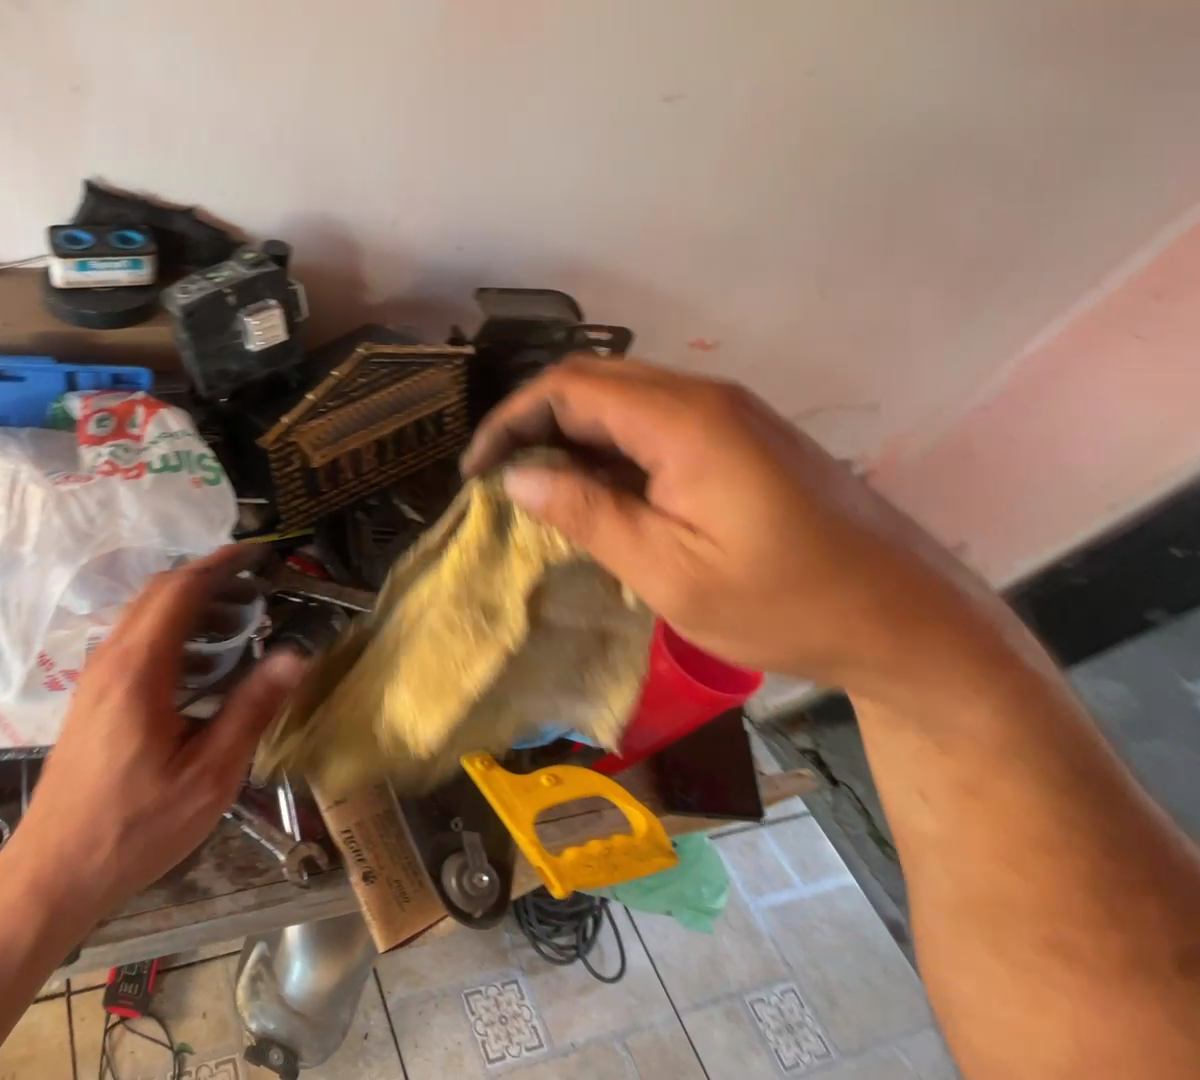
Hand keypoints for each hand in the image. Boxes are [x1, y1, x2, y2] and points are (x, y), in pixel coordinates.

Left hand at [3, 546, 305, 916]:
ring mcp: (94, 677)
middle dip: (207, 579)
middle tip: (256, 588)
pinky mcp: (90, 697)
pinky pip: (131, 641)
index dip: (221, 563)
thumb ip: (251, 710)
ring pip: (141, 616)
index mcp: (138, 669)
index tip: (258, 553)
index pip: (181, 590)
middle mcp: (110, 660)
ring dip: (187, 605)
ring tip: (235, 622)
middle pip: (158, 593)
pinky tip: (197, 665)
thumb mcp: (209, 775)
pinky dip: (168, 631)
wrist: (57, 868)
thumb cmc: (136, 827)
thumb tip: (294, 657)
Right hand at [463, 357, 1010, 694]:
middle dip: (533, 422)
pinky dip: (608, 448)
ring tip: (537, 489)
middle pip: (594, 381)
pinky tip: (596, 492)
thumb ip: (586, 516)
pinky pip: (655, 423)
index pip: (570, 387)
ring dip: (570, 434)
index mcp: (686, 422)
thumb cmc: (784, 604)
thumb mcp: (669, 572)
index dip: (510, 422)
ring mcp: (731, 416)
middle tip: (498, 479)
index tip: (476, 472)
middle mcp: (707, 400)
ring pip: (624, 400)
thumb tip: (518, 477)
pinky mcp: (743, 439)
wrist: (908, 621)